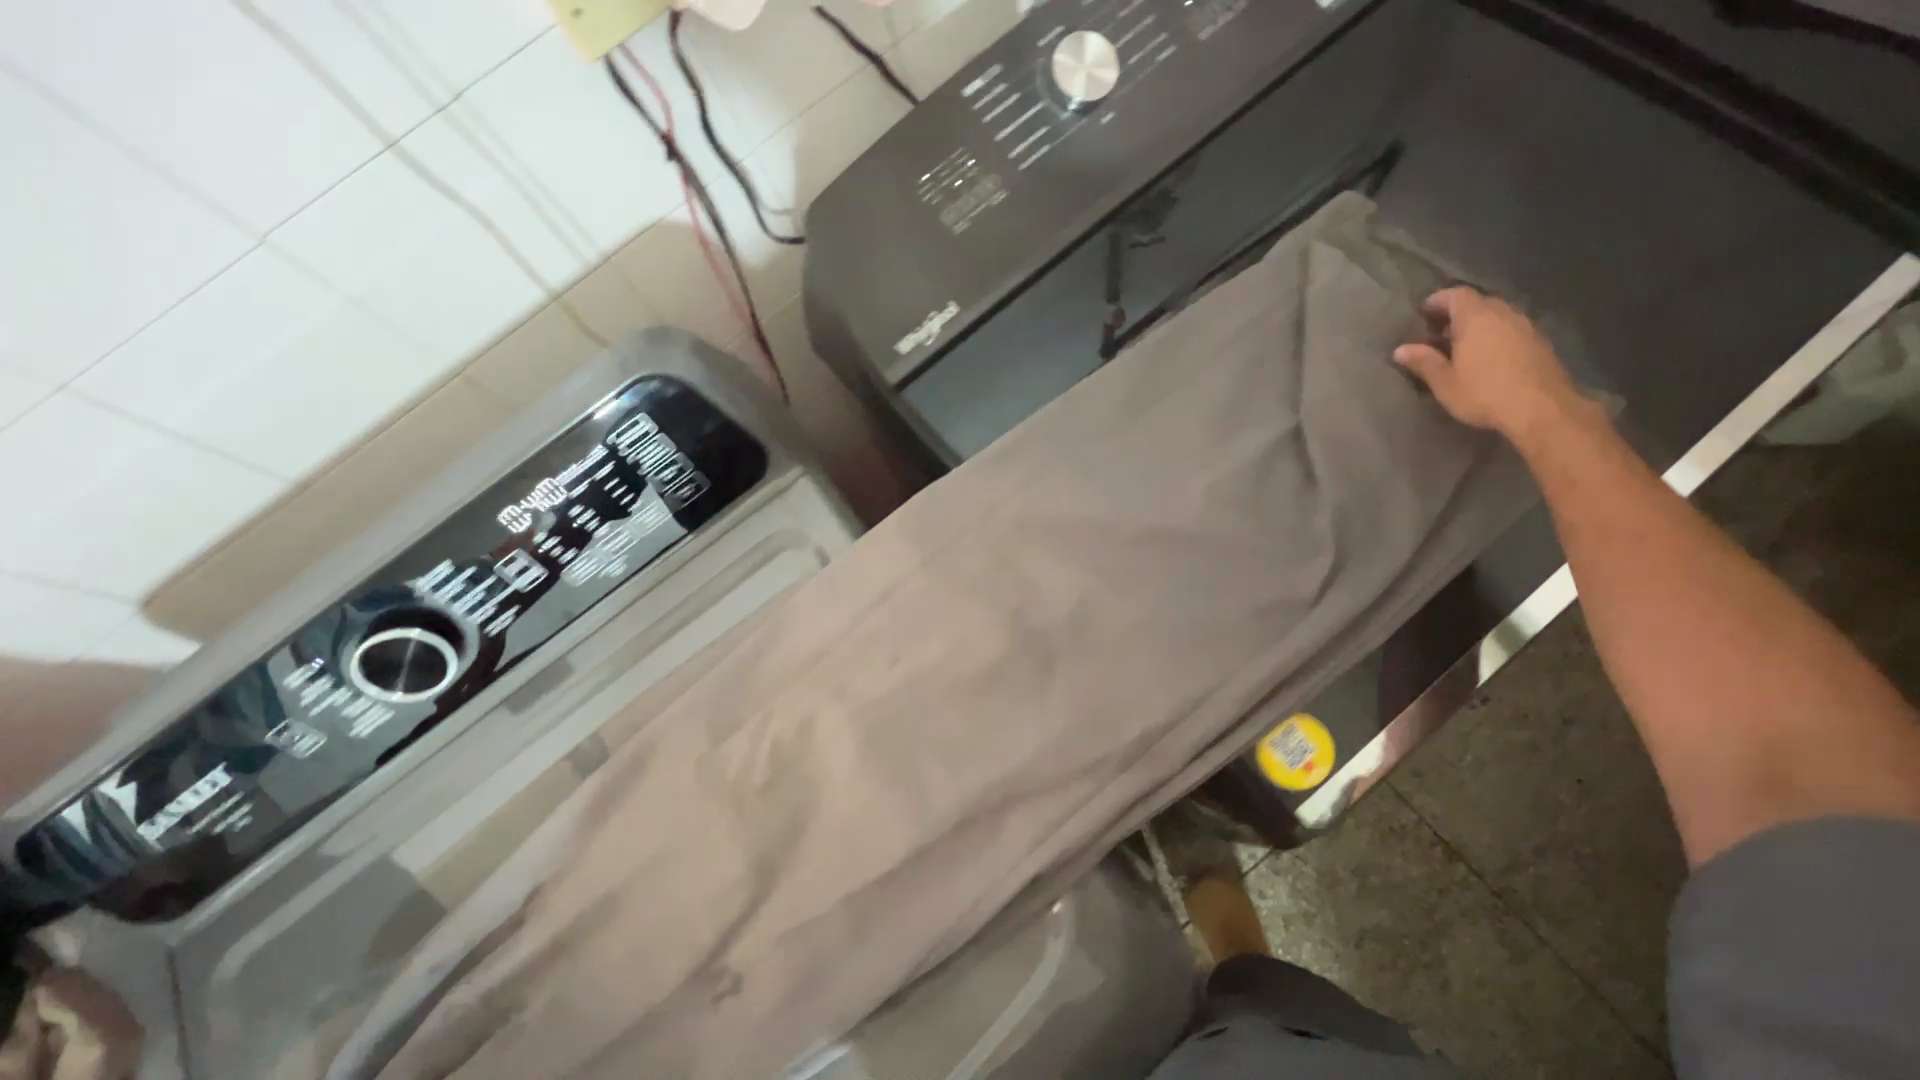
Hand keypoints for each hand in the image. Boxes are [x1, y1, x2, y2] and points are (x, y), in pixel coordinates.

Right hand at [1393, 287, 1587, 443]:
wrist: (1541, 408)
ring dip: (1479, 325)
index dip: (1438, 300)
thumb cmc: (1484, 393)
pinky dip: (1497, 336)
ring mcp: (1526, 326)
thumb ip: (1424, 362)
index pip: (1456, 294)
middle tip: (1440, 332)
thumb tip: (1400, 350)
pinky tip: (1490, 357)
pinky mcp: (1541, 342)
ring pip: (1497, 316)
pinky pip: (1512, 329)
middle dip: (1458, 313)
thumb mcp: (1445, 382)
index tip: (1424, 312)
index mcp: (1475, 318)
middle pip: (1478, 303)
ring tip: (1464, 346)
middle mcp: (1503, 313)